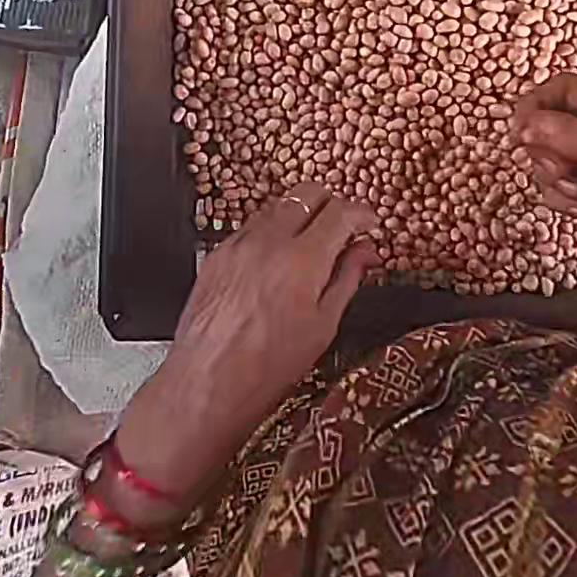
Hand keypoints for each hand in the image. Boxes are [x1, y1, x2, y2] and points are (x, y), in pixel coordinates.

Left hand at [111, 183, 375, 508]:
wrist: (207, 385)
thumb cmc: (267, 366)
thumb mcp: (323, 325)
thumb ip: (347, 278)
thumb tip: (366, 252)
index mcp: (302, 260)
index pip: (341, 212)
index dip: (363, 213)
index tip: (370, 223)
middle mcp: (268, 242)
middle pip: (308, 192)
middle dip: (333, 203)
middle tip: (345, 226)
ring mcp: (238, 244)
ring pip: (279, 204)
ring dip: (303, 214)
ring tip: (313, 244)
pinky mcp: (217, 254)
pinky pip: (253, 225)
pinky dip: (274, 230)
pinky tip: (280, 258)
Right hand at [513, 74, 576, 289]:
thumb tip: (532, 123)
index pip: (567, 89)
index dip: (538, 103)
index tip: (521, 129)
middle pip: (549, 125)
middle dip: (546, 149)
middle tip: (564, 170)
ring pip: (548, 157)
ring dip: (555, 178)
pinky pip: (555, 187)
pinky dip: (563, 200)